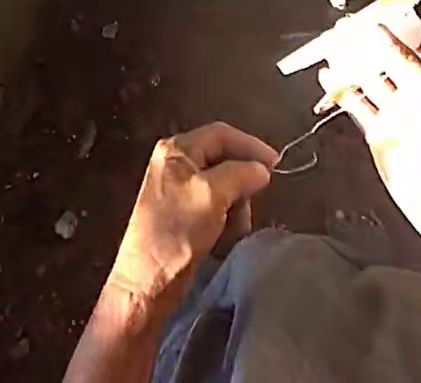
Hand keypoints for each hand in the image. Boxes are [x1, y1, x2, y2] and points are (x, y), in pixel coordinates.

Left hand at [107, 121, 275, 307]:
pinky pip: (217, 204)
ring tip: (234, 226)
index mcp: (177, 149)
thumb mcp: (212, 195)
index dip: (250, 145)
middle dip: (242, 181)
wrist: (146, 286)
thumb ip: (242, 173)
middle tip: (252, 201)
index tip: (275, 163)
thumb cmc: (176, 232)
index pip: (222, 134)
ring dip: (236, 205)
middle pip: (225, 158)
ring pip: (225, 184)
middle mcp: (177, 163)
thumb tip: (263, 170)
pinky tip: (224, 235)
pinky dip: (226, 218)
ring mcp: (180, 188)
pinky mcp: (185, 213)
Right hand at [318, 25, 420, 258]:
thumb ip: (402, 61)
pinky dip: (343, 92)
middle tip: (343, 27)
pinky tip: (328, 78)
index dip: (394, 28)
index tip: (370, 14)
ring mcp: (399, 114)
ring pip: (370, 80)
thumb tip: (378, 30)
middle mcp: (419, 91)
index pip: (414, 41)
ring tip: (329, 46)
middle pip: (388, 58)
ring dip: (350, 64)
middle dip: (366, 43)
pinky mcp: (381, 136)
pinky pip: (359, 107)